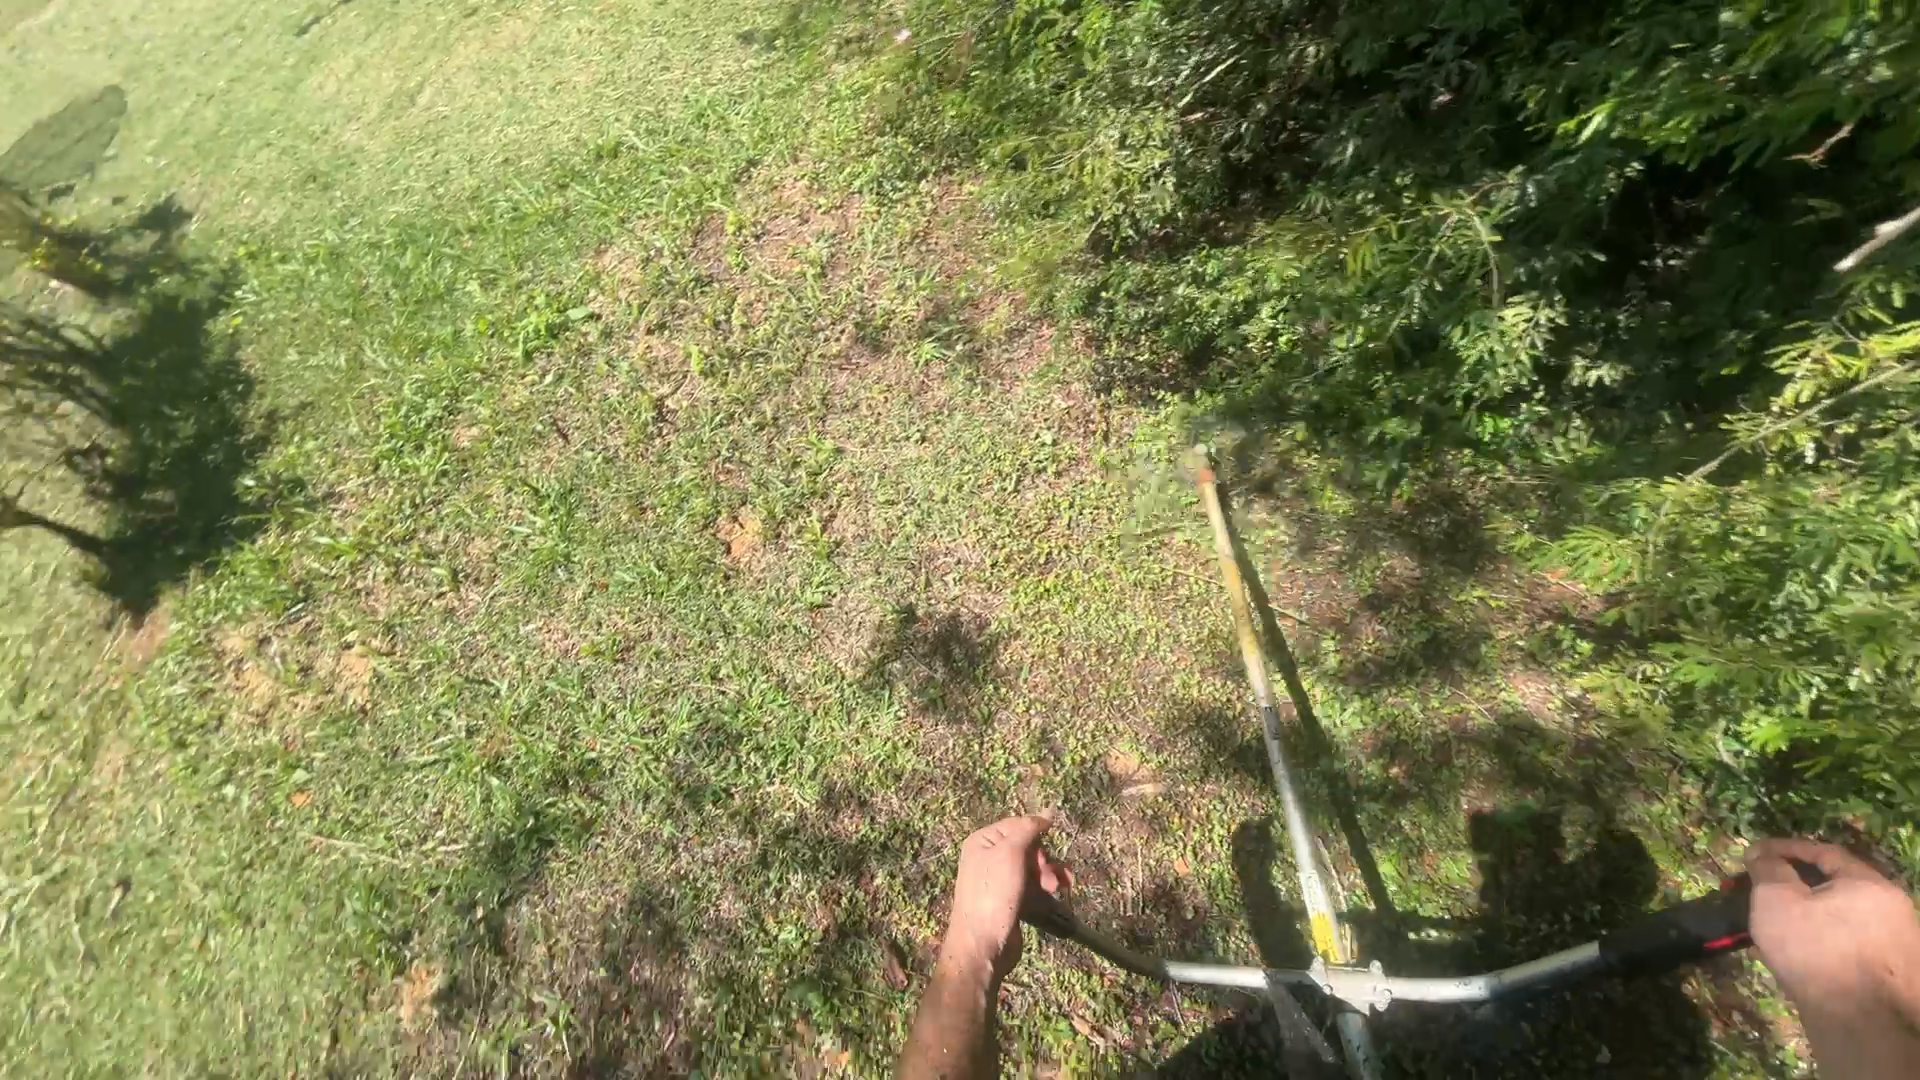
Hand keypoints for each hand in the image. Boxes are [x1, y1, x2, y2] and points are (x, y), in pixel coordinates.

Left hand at [939, 815, 1070, 985]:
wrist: (983, 945)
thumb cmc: (994, 893)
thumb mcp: (1011, 852)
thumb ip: (1028, 829)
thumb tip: (1047, 811)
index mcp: (982, 841)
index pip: (1016, 825)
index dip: (1035, 832)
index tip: (1053, 837)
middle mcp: (989, 858)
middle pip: (1026, 848)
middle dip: (1044, 858)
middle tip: (1048, 872)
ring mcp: (1000, 882)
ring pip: (1033, 869)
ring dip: (1050, 874)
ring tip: (1061, 886)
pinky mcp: (1010, 902)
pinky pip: (1032, 888)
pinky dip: (1045, 889)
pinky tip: (1058, 894)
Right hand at [1746, 838, 1919, 1078]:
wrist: (1861, 1016)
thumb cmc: (1813, 945)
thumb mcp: (1775, 897)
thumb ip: (1769, 868)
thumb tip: (1763, 854)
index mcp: (1871, 885)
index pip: (1825, 851)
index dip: (1783, 846)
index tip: (1752, 852)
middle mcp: (1895, 908)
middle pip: (1838, 880)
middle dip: (1795, 876)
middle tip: (1760, 881)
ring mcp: (1901, 939)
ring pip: (1844, 907)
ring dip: (1808, 901)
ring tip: (1775, 910)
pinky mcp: (1896, 964)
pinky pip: (1852, 930)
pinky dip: (1823, 924)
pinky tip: (1801, 936)